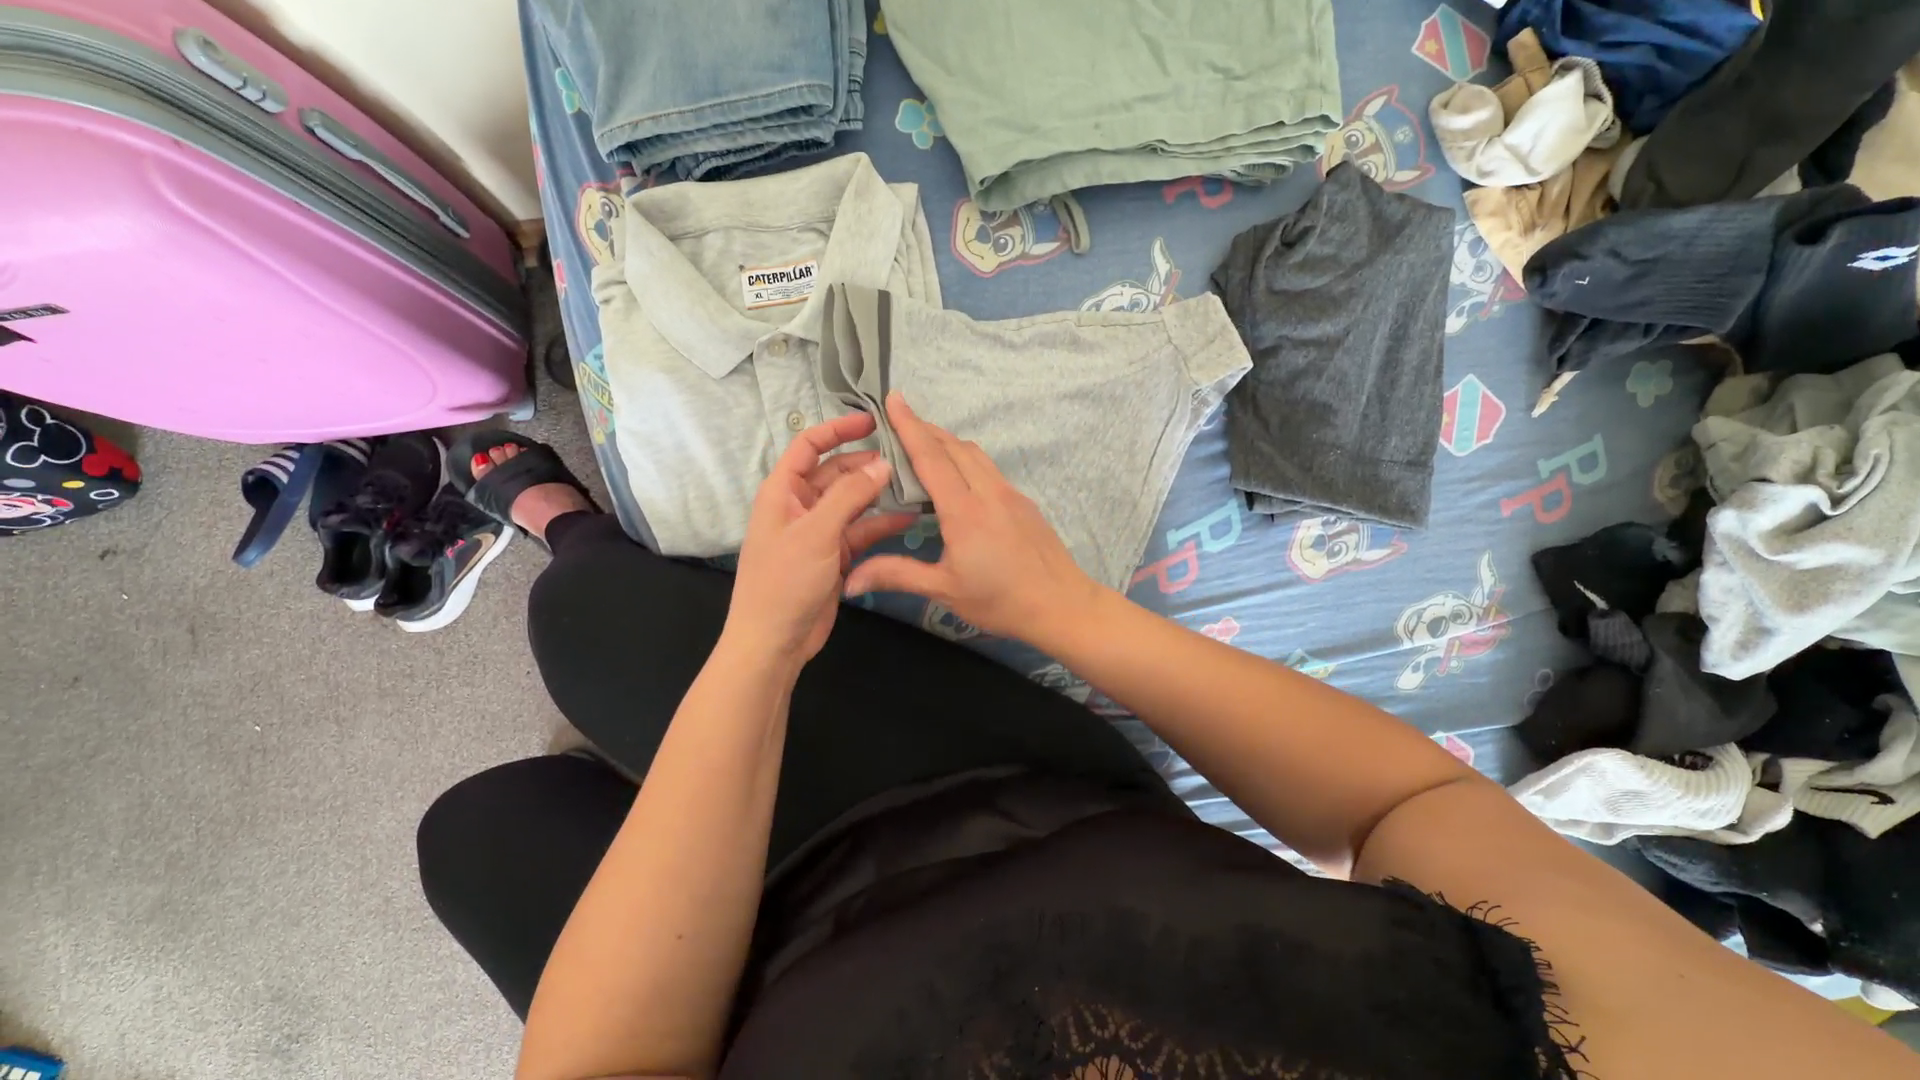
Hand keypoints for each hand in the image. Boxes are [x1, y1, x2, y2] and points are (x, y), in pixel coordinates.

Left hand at [723, 412, 916, 665]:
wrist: (773, 642)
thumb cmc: (784, 582)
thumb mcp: (816, 533)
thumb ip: (850, 496)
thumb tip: (882, 463)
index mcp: (783, 492)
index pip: (809, 446)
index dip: (838, 429)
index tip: (872, 420)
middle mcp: (799, 506)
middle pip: (836, 473)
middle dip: (866, 463)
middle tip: (906, 457)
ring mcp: (818, 533)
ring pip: (852, 503)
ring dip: (877, 494)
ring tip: (914, 485)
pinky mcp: (833, 557)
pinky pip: (860, 531)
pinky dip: (881, 524)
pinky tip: (909, 518)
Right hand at [844, 391, 1106, 640]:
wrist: (1061, 605)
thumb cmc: (1000, 600)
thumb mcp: (944, 590)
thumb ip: (897, 575)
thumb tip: (850, 579)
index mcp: (964, 511)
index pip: (932, 457)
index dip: (910, 426)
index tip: (894, 399)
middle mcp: (988, 492)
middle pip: (953, 447)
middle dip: (924, 428)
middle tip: (897, 420)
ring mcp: (1010, 494)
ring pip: (975, 454)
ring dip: (947, 442)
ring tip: (923, 443)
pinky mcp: (1023, 502)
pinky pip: (988, 469)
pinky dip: (965, 459)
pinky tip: (956, 477)